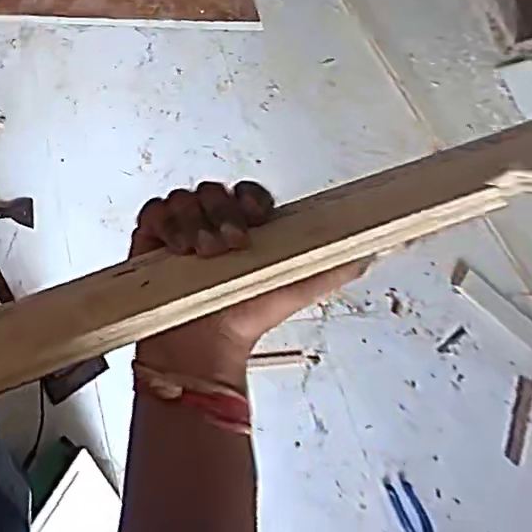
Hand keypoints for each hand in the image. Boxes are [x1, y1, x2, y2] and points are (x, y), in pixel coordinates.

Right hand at [129, 181, 367, 381]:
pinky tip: (176, 248)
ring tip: (201, 252)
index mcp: (249, 226)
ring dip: (191, 221)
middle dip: (220, 212)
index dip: (248, 198)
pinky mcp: (152, 232)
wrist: (206, 341)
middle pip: (213, 190)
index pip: (248, 193)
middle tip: (228, 245)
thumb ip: (338, 262)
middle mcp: (213, 220)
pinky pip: (154, 210)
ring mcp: (181, 224)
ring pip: (183, 197)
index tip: (254, 216)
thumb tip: (380, 243)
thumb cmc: (251, 315)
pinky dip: (164, 223)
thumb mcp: (304, 288)